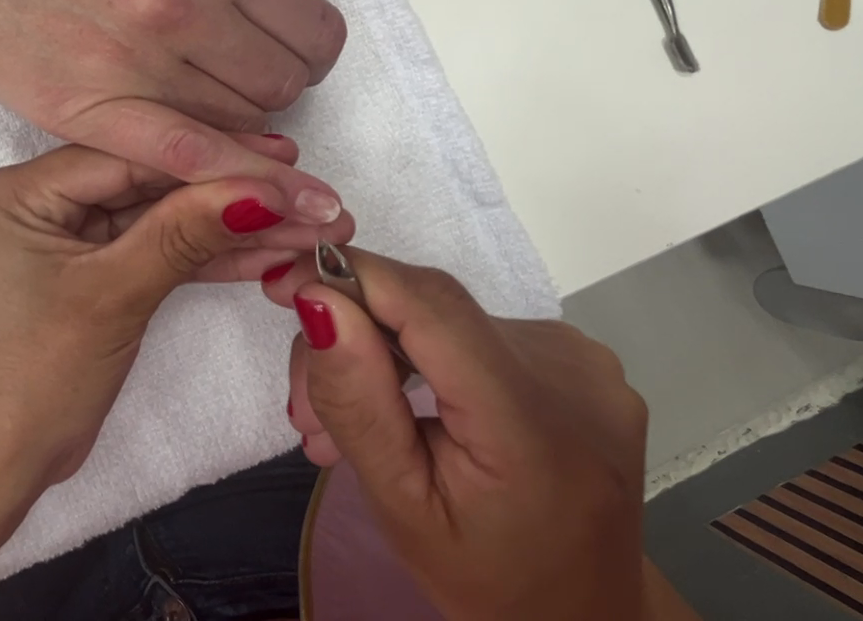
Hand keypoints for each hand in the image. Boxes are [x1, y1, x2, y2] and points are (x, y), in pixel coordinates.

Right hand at [0, 0, 349, 235]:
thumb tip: (268, 22)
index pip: (313, 30)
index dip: (306, 54)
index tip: (281, 59)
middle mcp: (183, 3)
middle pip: (283, 84)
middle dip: (269, 91)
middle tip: (228, 84)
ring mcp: (137, 60)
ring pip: (240, 125)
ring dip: (232, 126)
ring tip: (187, 105)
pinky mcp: (91, 110)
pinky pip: (188, 156)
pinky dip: (233, 180)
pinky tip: (261, 200)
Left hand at [0, 140, 312, 493]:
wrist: (3, 459)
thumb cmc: (38, 377)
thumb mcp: (113, 297)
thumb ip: (183, 235)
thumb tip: (265, 188)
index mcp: (19, 191)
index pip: (125, 157)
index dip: (209, 159)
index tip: (286, 161)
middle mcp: (38, 200)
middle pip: (145, 184)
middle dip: (227, 194)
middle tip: (309, 196)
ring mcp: (65, 235)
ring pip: (156, 219)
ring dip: (226, 228)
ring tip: (307, 228)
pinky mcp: (89, 268)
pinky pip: (151, 250)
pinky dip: (203, 257)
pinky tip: (268, 254)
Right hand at [267, 250, 657, 619]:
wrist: (582, 611)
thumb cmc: (483, 575)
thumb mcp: (399, 505)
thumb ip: (357, 402)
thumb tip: (318, 301)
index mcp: (534, 422)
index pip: (431, 303)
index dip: (351, 275)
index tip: (280, 283)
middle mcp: (571, 371)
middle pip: (424, 310)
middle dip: (349, 336)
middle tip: (304, 407)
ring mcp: (581, 360)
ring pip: (437, 317)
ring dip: (376, 349)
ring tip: (343, 423)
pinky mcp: (574, 357)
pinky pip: (466, 330)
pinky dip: (416, 354)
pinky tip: (399, 402)